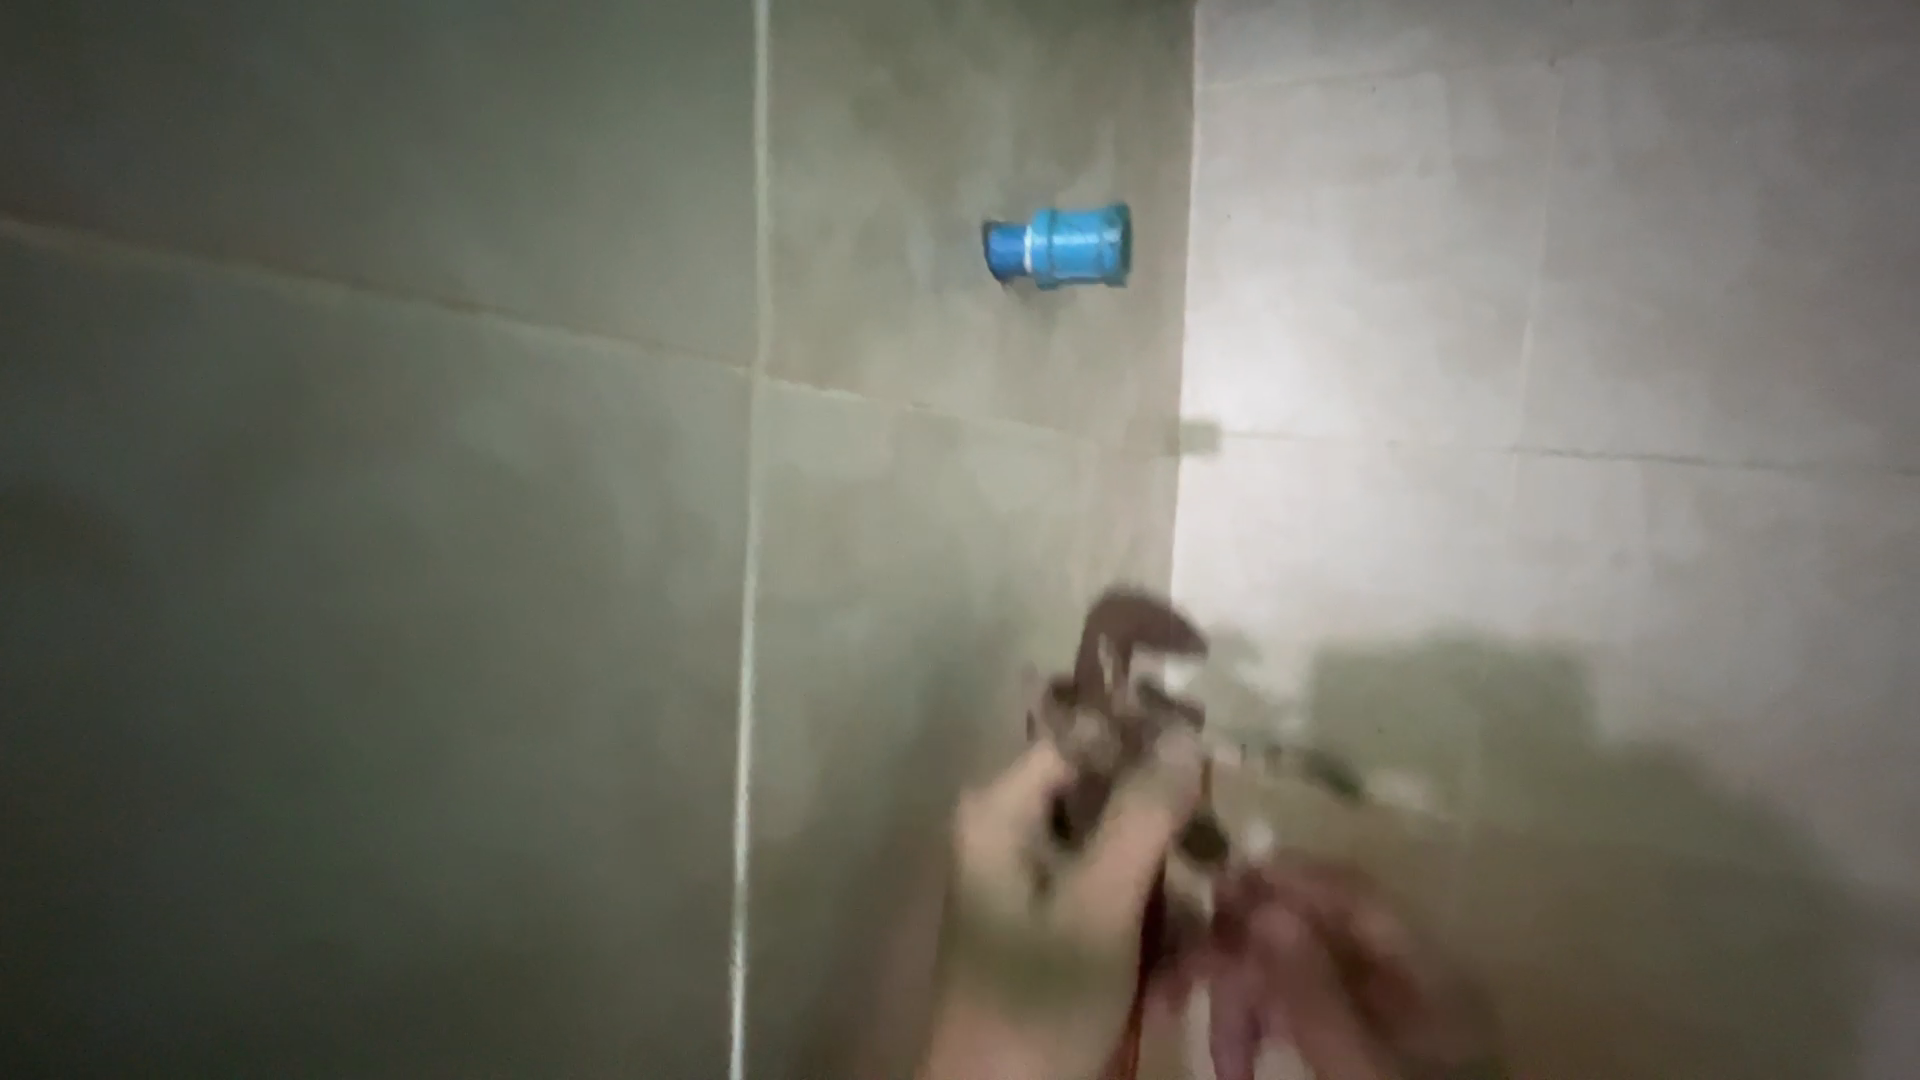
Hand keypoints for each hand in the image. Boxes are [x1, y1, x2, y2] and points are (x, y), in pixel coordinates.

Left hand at [919, 733, 1204, 1079]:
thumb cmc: (1039, 1000)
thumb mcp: (1099, 904)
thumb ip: (1142, 815)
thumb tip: (1181, 733)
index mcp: (1001, 809)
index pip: (1082, 741)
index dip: (1144, 748)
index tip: (1209, 772)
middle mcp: (1010, 827)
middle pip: (1104, 798)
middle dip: (1163, 842)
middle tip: (1216, 872)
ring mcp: (1030, 875)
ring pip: (1117, 851)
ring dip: (1163, 898)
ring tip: (1193, 954)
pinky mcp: (1050, 916)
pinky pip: (1109, 894)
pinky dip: (1144, 929)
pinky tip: (1169, 978)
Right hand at [1222, 857, 1501, 1079]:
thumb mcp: (1364, 1076)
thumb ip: (1316, 995)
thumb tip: (1263, 909)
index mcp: (1423, 973)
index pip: (1348, 892)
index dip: (1284, 877)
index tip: (1217, 888)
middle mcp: (1396, 978)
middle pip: (1304, 928)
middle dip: (1243, 953)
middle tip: (1186, 979)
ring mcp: (1371, 1010)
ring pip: (1285, 969)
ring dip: (1240, 1001)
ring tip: (1220, 1061)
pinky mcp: (1345, 1039)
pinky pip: (1286, 1008)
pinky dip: (1254, 1026)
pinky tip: (1232, 1062)